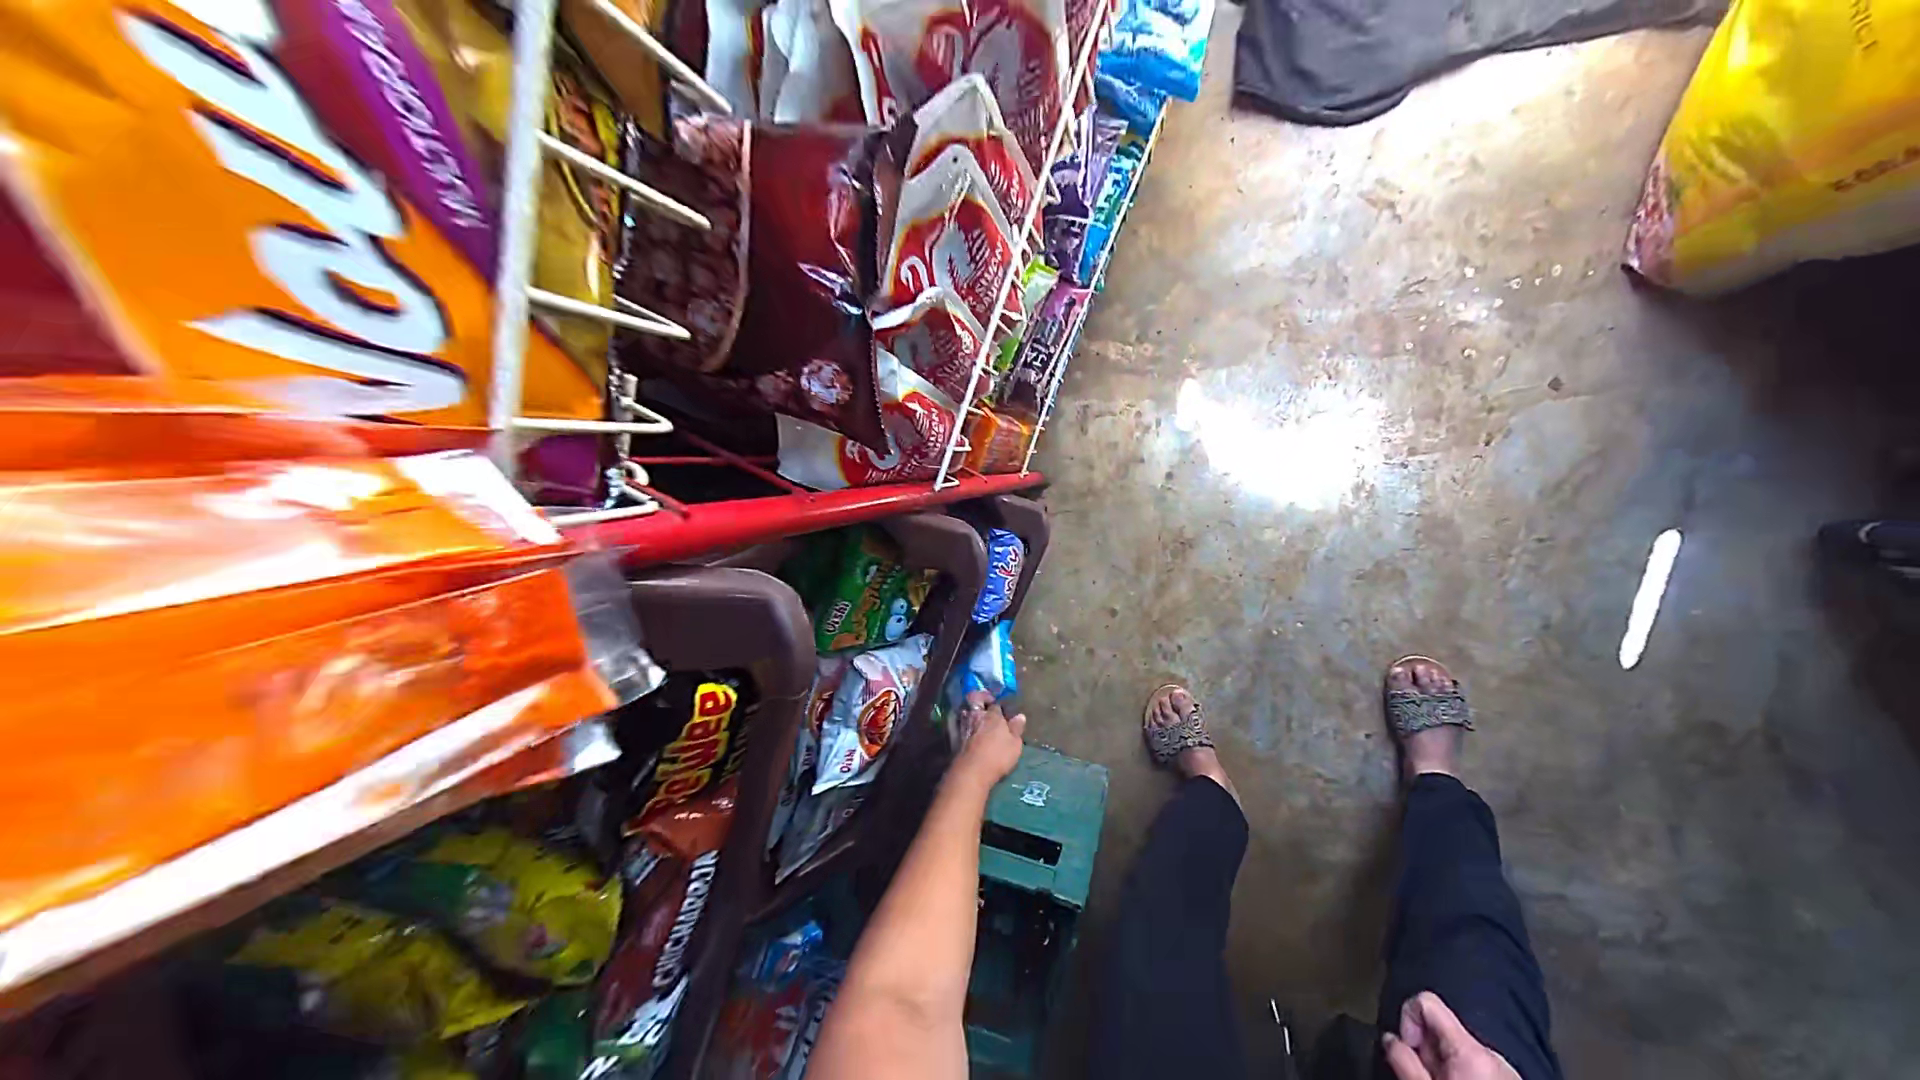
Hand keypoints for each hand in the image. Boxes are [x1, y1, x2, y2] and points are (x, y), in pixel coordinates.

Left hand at [952, 690, 1025, 786]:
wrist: (972, 771)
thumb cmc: (997, 756)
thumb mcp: (1015, 744)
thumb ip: (1016, 729)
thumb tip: (1020, 715)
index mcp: (993, 716)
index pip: (995, 705)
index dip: (998, 706)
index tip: (1001, 711)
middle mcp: (977, 716)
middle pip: (975, 699)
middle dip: (980, 697)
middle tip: (986, 703)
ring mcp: (964, 725)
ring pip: (965, 710)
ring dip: (970, 711)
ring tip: (977, 718)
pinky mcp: (955, 737)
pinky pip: (960, 723)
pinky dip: (964, 723)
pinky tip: (969, 730)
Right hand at [1382, 993, 1521, 1079]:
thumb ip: (1403, 1059)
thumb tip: (1390, 1039)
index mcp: (1472, 1051)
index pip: (1427, 1000)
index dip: (1408, 1018)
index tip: (1409, 1046)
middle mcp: (1493, 1055)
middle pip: (1443, 1028)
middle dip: (1427, 1048)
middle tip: (1427, 1076)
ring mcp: (1509, 1071)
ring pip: (1459, 1048)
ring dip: (1444, 1064)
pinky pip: (1478, 1064)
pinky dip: (1463, 1073)